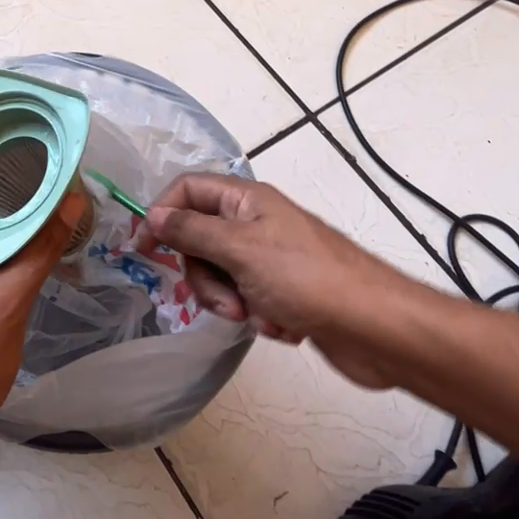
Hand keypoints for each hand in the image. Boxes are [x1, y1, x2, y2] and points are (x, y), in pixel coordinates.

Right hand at [133, 173, 427, 388]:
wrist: (375, 327)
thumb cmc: (307, 278)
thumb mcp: (240, 250)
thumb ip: (191, 231)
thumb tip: (153, 213)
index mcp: (246, 199)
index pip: (187, 190)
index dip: (162, 214)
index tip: (143, 248)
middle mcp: (254, 222)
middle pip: (199, 240)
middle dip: (205, 276)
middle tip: (224, 300)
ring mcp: (269, 258)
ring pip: (220, 275)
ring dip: (232, 301)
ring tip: (260, 316)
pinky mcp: (282, 292)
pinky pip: (247, 299)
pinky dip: (258, 316)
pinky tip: (284, 326)